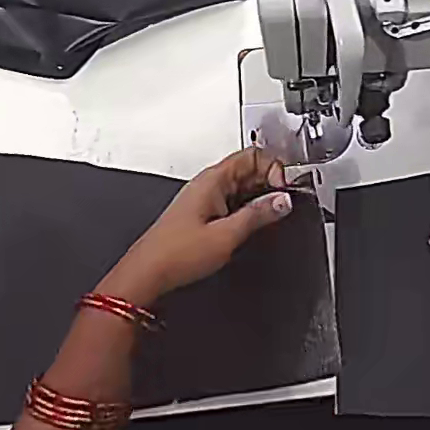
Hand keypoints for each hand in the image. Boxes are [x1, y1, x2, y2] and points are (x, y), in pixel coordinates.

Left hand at [100, 148, 294, 304]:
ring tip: (266, 218)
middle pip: (251, 169)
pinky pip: (235, 201)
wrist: (147, 275)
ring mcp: (207, 198)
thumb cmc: (176, 253)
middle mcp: (209, 184)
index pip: (254, 155)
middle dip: (270, 184)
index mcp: (213, 179)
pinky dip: (248, 209)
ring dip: (260, 198)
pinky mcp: (205, 213)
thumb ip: (259, 214)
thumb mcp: (227, 235)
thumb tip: (283, 200)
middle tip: (279, 206)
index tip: (282, 191)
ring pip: (244, 186)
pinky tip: (250, 226)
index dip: (274, 169)